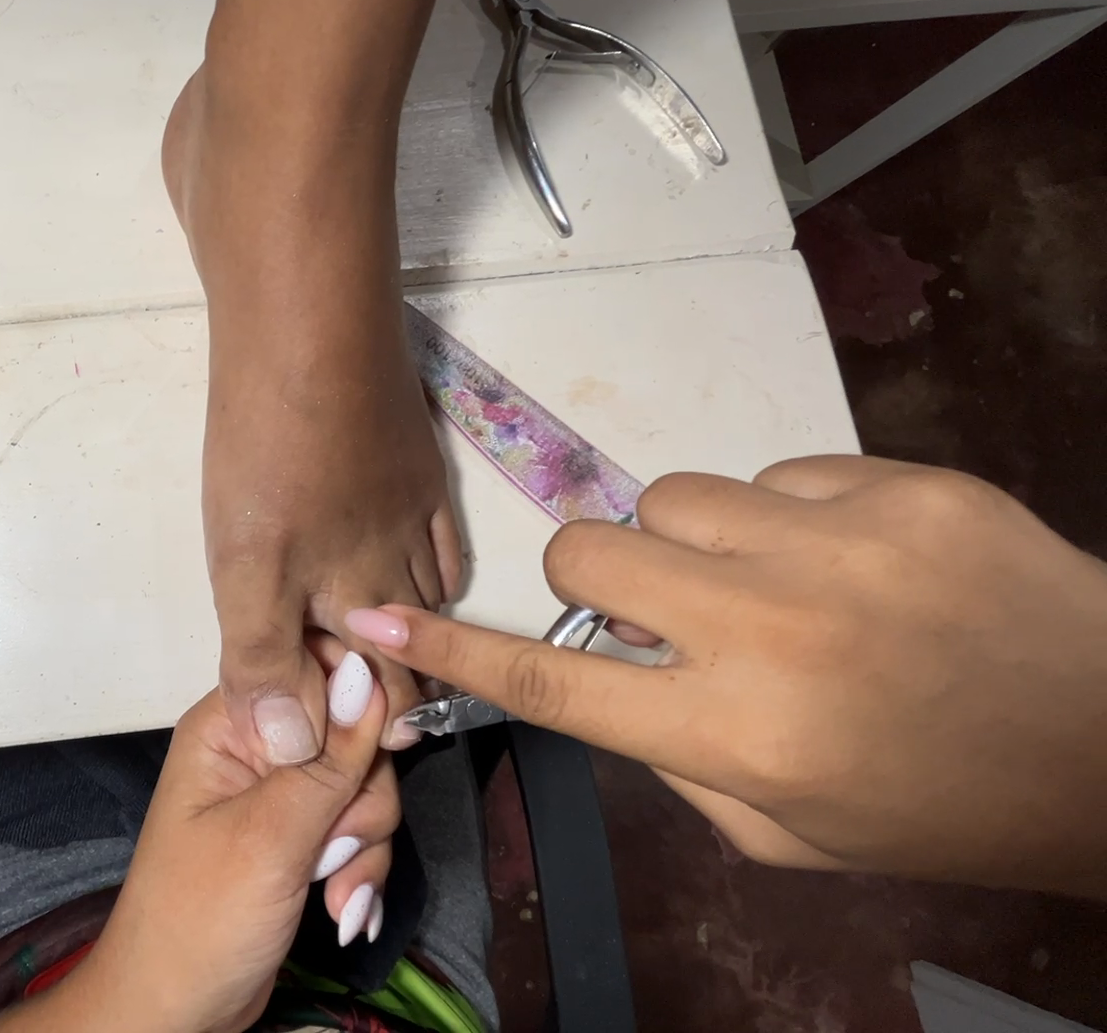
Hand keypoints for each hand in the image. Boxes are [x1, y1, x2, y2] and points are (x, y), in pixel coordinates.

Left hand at [41, 652, 395, 1032]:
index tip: (388, 750)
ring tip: (336, 897)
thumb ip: (328, 759)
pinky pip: (355, 827)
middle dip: (361, 801)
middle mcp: (258, 745)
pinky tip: (346, 912)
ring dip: (363, 847)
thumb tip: (369, 670)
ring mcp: (279, 791)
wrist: (176, 1008)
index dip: (362, 702)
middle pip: (351, 735)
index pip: (314, 670)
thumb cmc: (202, 915)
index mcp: (233, 722)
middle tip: (335, 852)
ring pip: (362, 786)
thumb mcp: (271, 835)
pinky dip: (360, 869)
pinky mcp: (300, 832)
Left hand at [160, 0, 457, 761]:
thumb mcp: (250, 557)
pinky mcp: (374, 421)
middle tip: (350, 727)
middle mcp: (396, 535)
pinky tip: (376, 542)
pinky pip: (400, 503)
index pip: (391, 688)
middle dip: (377, 687)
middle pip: (404, 636)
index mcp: (367, 578)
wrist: (293, 279)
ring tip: (365, 659)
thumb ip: (268, 653)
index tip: (342, 769)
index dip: (368, 736)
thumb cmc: (268, 430)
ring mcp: (393, 473)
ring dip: (385, 615)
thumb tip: (298, 756)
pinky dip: (393, 539)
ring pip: (404, 568)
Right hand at [347, 456, 1106, 898]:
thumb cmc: (925, 806)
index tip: (374, 618)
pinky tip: (849, 558)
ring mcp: (842, 544)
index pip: (548, 682)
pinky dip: (781, 517)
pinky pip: (769, 476)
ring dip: (690, 544)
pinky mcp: (903, 486)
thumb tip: (603, 650)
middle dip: (598, 575)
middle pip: (586, 548)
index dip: (450, 648)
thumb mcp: (769, 824)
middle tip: (658, 608)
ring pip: (668, 499)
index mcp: (736, 729)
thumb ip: (660, 742)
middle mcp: (772, 630)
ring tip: (768, 581)